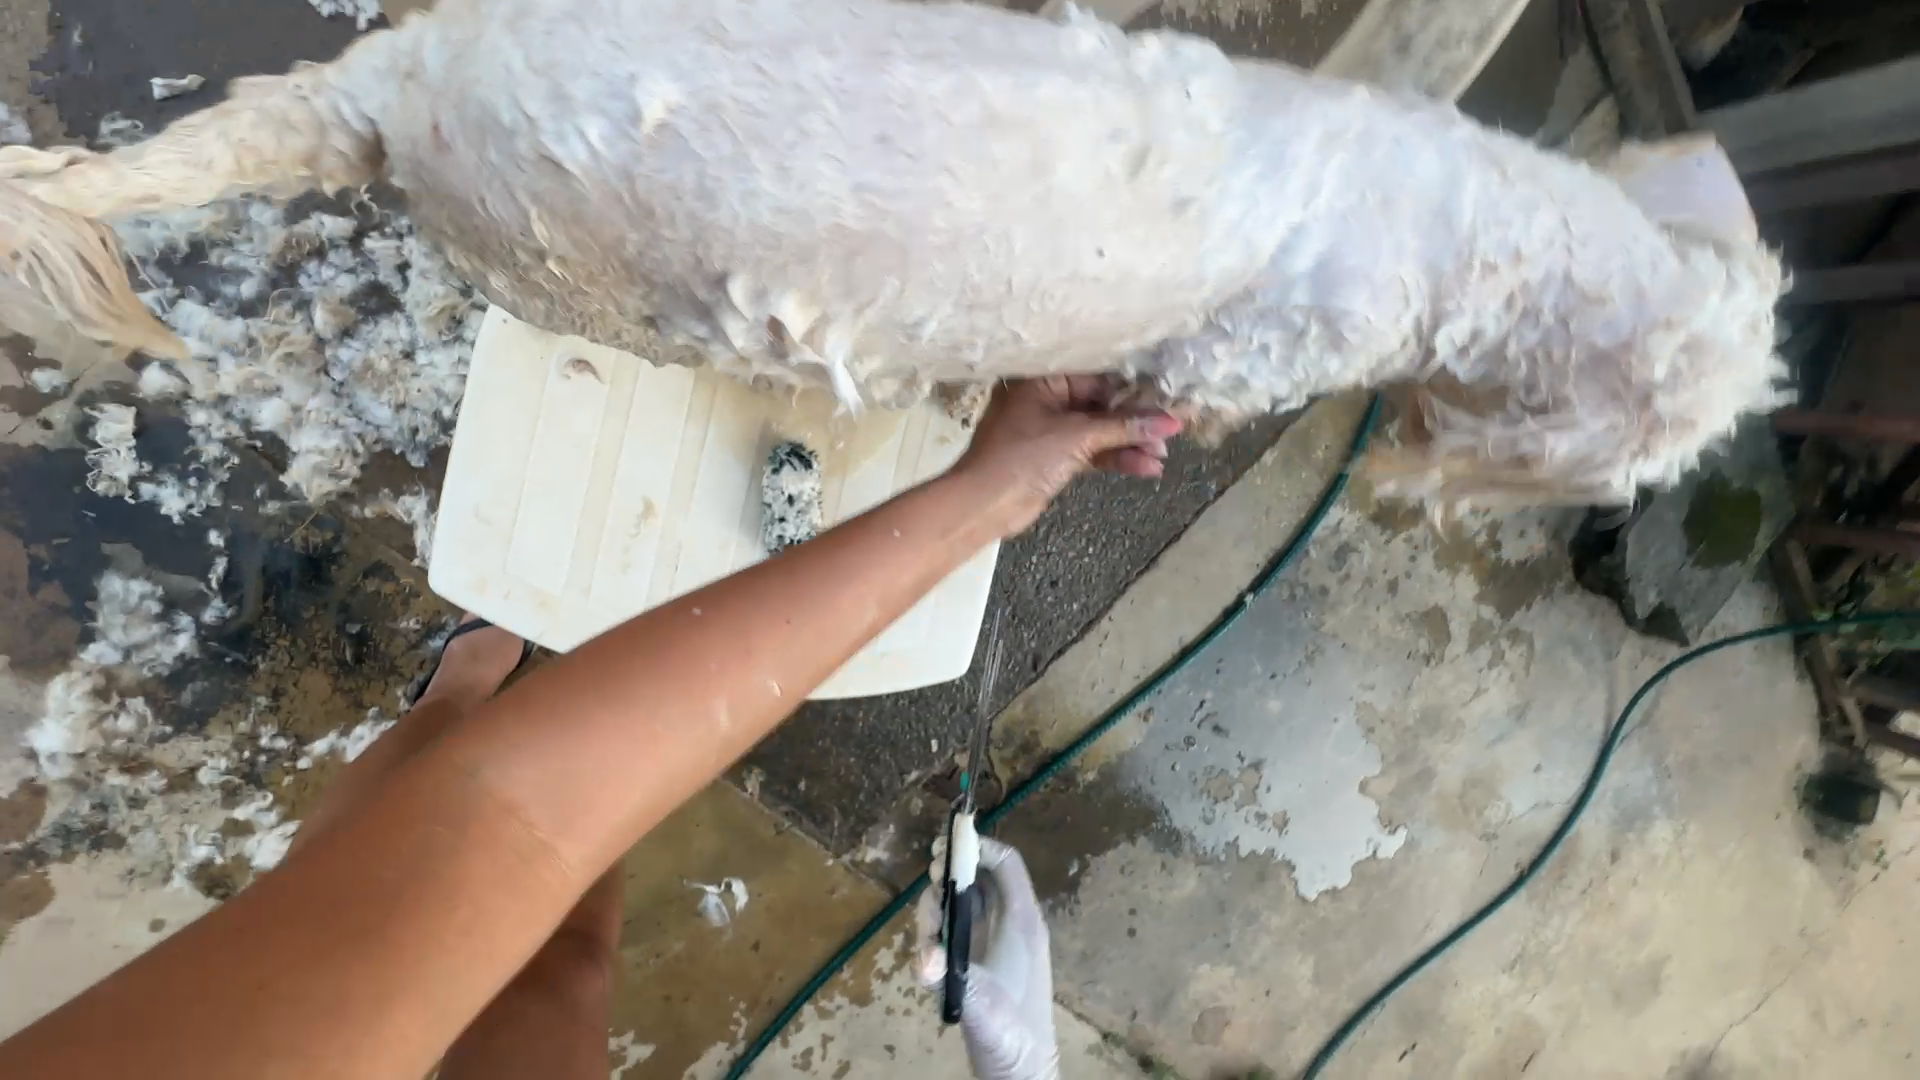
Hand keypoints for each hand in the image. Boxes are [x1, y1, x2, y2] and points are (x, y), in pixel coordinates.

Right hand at [914, 837, 1059, 1079]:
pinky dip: (937, 932)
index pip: (1006, 864)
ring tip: (926, 931)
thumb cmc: (1012, 1034)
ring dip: (939, 904)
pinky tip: (927, 957)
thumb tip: (924, 958)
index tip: (947, 845)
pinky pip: (955, 928)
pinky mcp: (978, 960)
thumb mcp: (981, 1004)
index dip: (979, 846)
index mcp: (1022, 920)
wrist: (1021, 1074)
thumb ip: (951, 976)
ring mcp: (993, 941)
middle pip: (980, 877)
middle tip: (929, 873)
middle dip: (951, 870)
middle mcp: (1009, 923)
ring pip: (964, 901)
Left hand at [950, 376, 1181, 536]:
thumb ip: (1123, 427)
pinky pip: (1092, 453)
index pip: (1096, 375)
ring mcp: (1050, 431)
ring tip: (1163, 453)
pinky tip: (1146, 468)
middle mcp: (1045, 400)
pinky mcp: (1056, 458)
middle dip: (1135, 419)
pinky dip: (1116, 459)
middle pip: (1101, 403)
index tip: (1166, 395)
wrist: (984, 505)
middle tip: (1172, 426)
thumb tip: (1169, 422)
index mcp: (1041, 379)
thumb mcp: (1076, 436)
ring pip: (1099, 431)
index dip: (1132, 388)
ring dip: (1130, 442)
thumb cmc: (1022, 457)